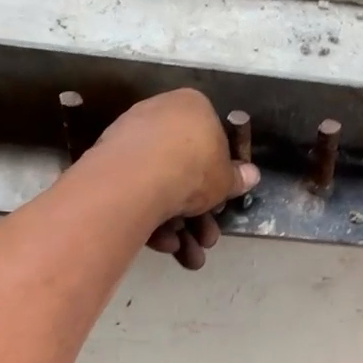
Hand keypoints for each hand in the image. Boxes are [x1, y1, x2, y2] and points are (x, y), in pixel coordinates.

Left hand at [89, 89, 258, 270]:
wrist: (139, 178)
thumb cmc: (194, 168)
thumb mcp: (227, 179)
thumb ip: (238, 178)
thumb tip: (252, 175)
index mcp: (191, 106)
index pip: (211, 139)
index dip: (219, 176)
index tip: (221, 202)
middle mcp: (158, 115)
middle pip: (184, 169)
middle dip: (199, 213)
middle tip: (207, 238)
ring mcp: (131, 138)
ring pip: (162, 187)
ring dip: (180, 226)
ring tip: (190, 255)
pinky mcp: (110, 165)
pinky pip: (139, 192)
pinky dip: (153, 220)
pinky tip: (165, 244)